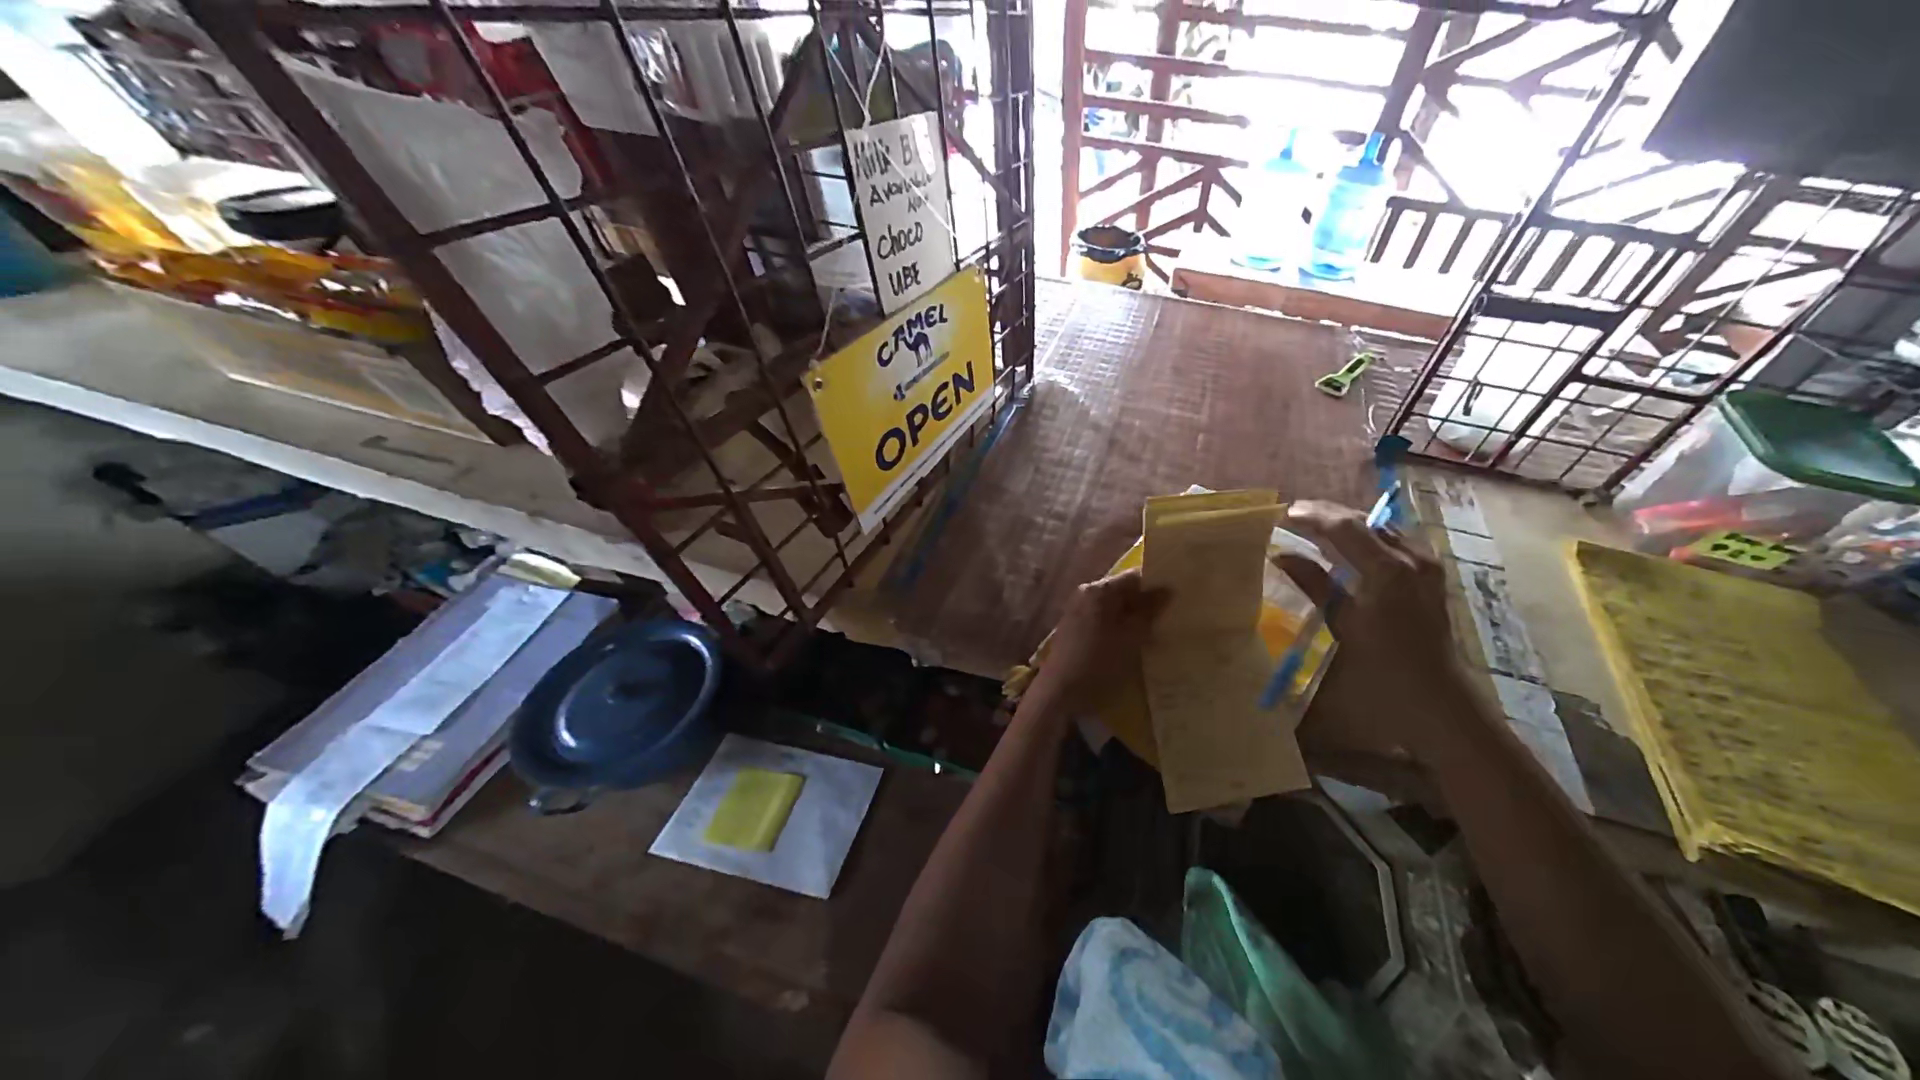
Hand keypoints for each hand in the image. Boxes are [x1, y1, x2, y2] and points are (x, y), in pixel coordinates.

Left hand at [1032, 568, 1167, 708]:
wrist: (1060, 693)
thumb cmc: (1099, 661)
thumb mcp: (1131, 637)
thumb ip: (1149, 611)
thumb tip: (1167, 590)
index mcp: (1098, 589)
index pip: (1134, 577)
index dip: (1157, 585)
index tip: (1179, 596)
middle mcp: (1085, 595)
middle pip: (1123, 592)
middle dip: (1146, 604)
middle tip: (1174, 616)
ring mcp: (1078, 613)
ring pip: (1114, 610)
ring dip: (1134, 619)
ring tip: (1159, 632)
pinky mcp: (1075, 632)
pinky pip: (1104, 623)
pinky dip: (1120, 630)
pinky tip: (1135, 645)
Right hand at [1277, 499, 1473, 768]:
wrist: (1438, 700)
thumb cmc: (1385, 668)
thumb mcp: (1344, 624)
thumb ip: (1315, 585)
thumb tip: (1281, 555)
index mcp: (1389, 569)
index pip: (1345, 527)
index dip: (1313, 516)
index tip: (1283, 513)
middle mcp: (1412, 558)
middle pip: (1366, 522)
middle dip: (1329, 515)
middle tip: (1295, 515)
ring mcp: (1425, 566)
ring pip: (1381, 530)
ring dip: (1348, 525)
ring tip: (1316, 527)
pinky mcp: (1429, 578)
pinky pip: (1394, 544)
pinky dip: (1367, 539)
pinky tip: (1351, 549)